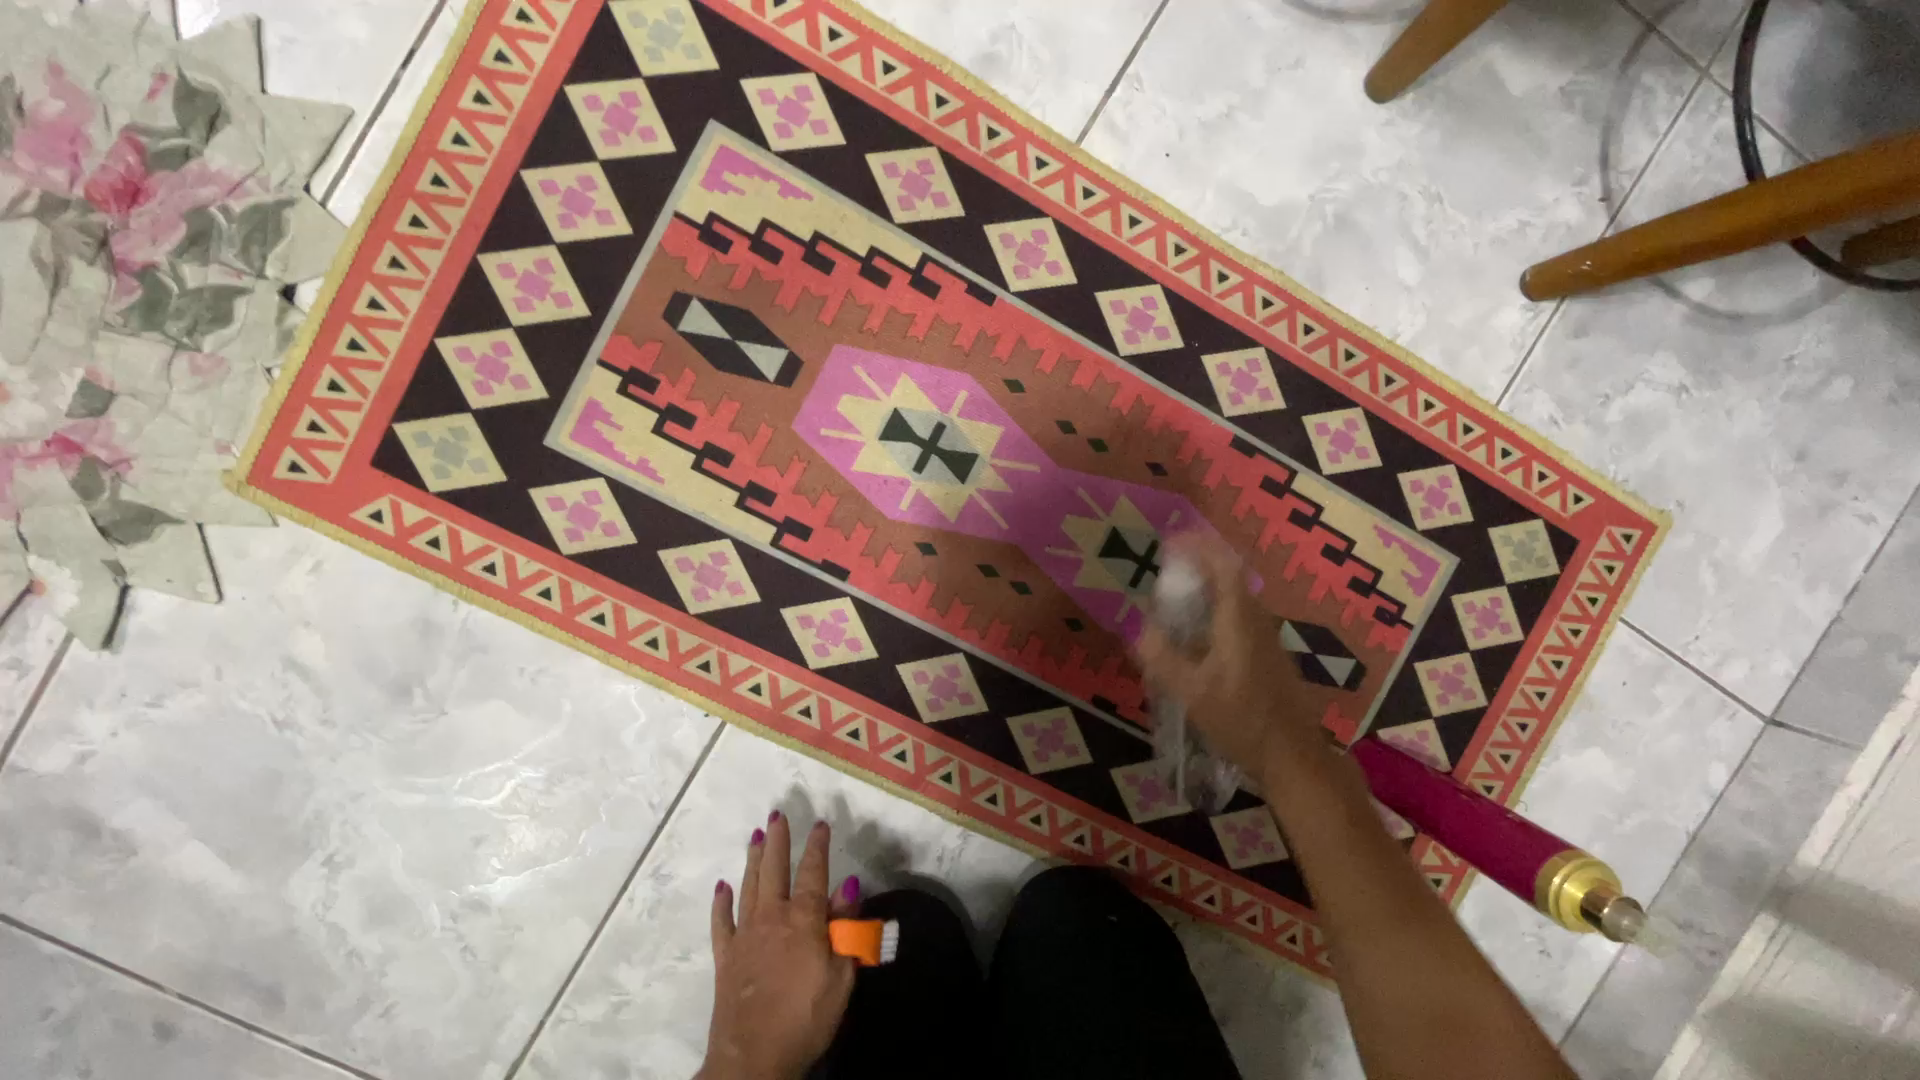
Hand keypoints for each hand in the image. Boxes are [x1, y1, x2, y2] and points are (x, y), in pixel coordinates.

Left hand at [699, 813, 857, 1079]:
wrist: (753, 1057)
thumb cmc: (806, 1018)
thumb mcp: (841, 977)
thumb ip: (846, 929)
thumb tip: (850, 886)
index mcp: (804, 920)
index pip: (814, 874)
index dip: (818, 847)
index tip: (820, 823)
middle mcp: (772, 917)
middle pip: (775, 870)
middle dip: (779, 840)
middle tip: (777, 813)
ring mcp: (745, 935)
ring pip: (750, 885)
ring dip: (754, 859)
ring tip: (756, 835)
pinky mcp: (725, 957)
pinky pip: (722, 921)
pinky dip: (722, 902)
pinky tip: (723, 886)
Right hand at [1135, 532, 1312, 775]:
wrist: (1293, 756)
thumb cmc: (1242, 721)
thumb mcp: (1192, 693)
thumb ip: (1162, 657)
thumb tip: (1139, 629)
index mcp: (1239, 621)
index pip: (1224, 565)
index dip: (1199, 547)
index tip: (1171, 542)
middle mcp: (1256, 621)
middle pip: (1230, 578)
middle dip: (1198, 566)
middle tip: (1165, 572)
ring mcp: (1266, 638)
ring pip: (1234, 599)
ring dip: (1206, 591)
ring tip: (1173, 602)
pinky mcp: (1268, 656)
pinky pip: (1237, 618)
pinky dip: (1214, 613)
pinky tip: (1195, 638)